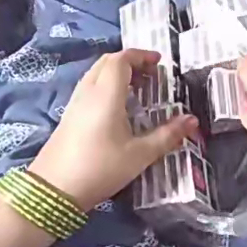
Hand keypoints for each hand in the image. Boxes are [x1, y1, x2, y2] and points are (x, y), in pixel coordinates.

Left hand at [29, 49, 198, 209]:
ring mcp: (75, 104)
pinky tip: (117, 108)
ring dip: (116, 74)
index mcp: (106, 94)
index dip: (140, 56)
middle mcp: (88, 92)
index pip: (121, 60)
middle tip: (151, 75)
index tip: (159, 63)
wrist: (54, 189)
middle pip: (107, 62)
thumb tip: (192, 120)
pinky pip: (89, 88)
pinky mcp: (68, 117)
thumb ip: (167, 135)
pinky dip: (106, 86)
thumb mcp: (139, 155)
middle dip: (130, 62)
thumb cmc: (100, 168)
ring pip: (96, 75)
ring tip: (137, 89)